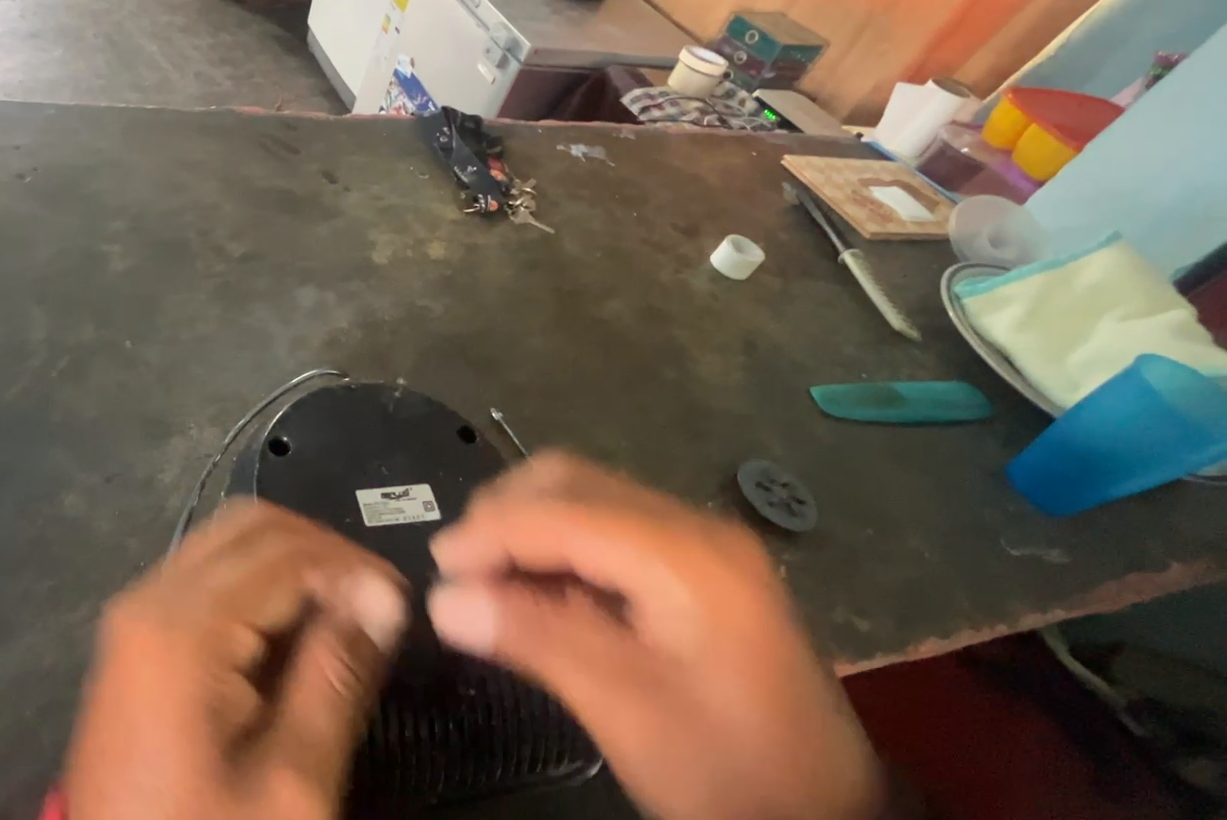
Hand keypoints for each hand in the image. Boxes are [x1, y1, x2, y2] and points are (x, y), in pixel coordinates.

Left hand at [64, 500, 408, 819]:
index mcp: (184, 627)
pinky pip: (205, 573)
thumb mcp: (288, 783)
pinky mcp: (135, 635)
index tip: (400, 598)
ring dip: (290, 559)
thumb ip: (336, 676)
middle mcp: (150, 598)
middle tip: (374, 597)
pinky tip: (293, 624)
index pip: (285, 552)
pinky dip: (256, 580)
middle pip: (250, 526)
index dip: (351, 565)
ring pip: (227, 541)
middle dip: (321, 549)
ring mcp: (136, 613)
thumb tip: (384, 596)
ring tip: (344, 609)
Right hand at [427, 453, 885, 819]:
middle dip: (504, 513)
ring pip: (583, 493)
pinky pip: (604, 524)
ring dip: (526, 523)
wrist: (828, 818)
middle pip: (571, 480)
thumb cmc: (729, 770)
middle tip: (461, 567)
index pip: (563, 513)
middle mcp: (692, 526)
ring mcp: (696, 540)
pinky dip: (555, 543)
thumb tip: (441, 602)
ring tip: (488, 576)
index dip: (492, 531)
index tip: (437, 565)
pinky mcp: (691, 562)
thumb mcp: (627, 713)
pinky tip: (535, 584)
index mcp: (686, 558)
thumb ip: (534, 641)